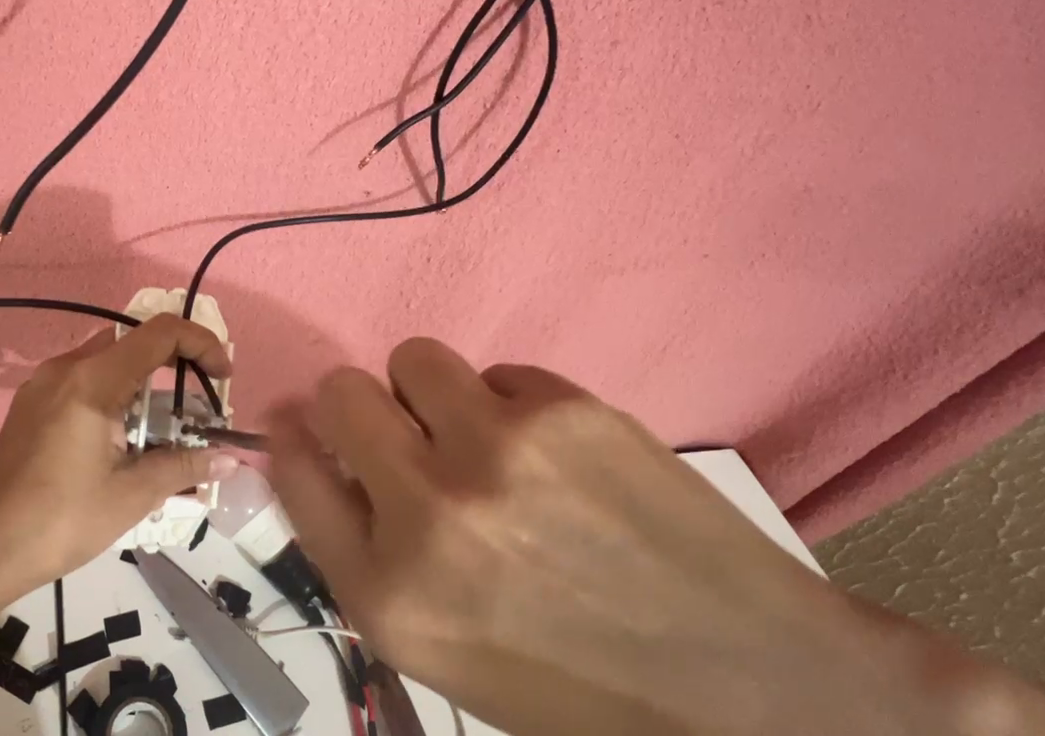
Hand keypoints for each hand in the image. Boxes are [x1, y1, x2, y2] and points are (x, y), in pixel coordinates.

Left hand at [0, 314, 238, 608]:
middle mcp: (65, 369)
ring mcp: (42, 386)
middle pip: (133, 344)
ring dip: (144, 387)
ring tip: (167, 433)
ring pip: (107, 364)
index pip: (158, 333)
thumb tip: (228, 460)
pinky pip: (84, 383)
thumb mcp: (131, 496)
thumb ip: (182, 467)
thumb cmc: (59, 521)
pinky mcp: (30, 407)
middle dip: (174, 367)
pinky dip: (115, 398)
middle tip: (200, 408)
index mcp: (91, 380)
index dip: (200, 343)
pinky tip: (126, 443)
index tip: (223, 377)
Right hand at [267, 339, 874, 735]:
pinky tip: (553, 454)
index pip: (296, 473)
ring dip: (429, 394)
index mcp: (390, 594)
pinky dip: (507, 405)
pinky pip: (498, 372)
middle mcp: (430, 511)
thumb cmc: (574, 685)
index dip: (293, 439)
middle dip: (356, 408)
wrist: (751, 687)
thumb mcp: (439, 648)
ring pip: (415, 358)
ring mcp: (500, 449)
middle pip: (340, 394)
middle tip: (400, 434)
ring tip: (480, 436)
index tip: (302, 427)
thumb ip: (368, 553)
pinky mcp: (568, 409)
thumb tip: (325, 457)